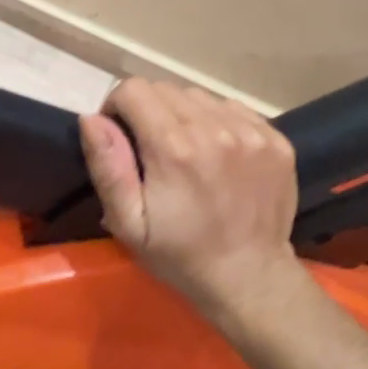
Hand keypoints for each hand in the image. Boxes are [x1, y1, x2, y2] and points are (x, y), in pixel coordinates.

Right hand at [79, 79, 303, 319]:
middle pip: (165, 89)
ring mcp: (250, 133)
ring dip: (183, 115)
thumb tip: (92, 118)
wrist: (251, 280)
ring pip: (198, 96)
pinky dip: (217, 122)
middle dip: (149, 110)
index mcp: (174, 148)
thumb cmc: (180, 253)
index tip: (122, 137)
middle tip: (152, 149)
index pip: (133, 89)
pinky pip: (231, 108)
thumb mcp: (129, 223)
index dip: (118, 107)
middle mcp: (214, 130)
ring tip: (187, 151)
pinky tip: (217, 154)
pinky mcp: (275, 140)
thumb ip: (107, 166)